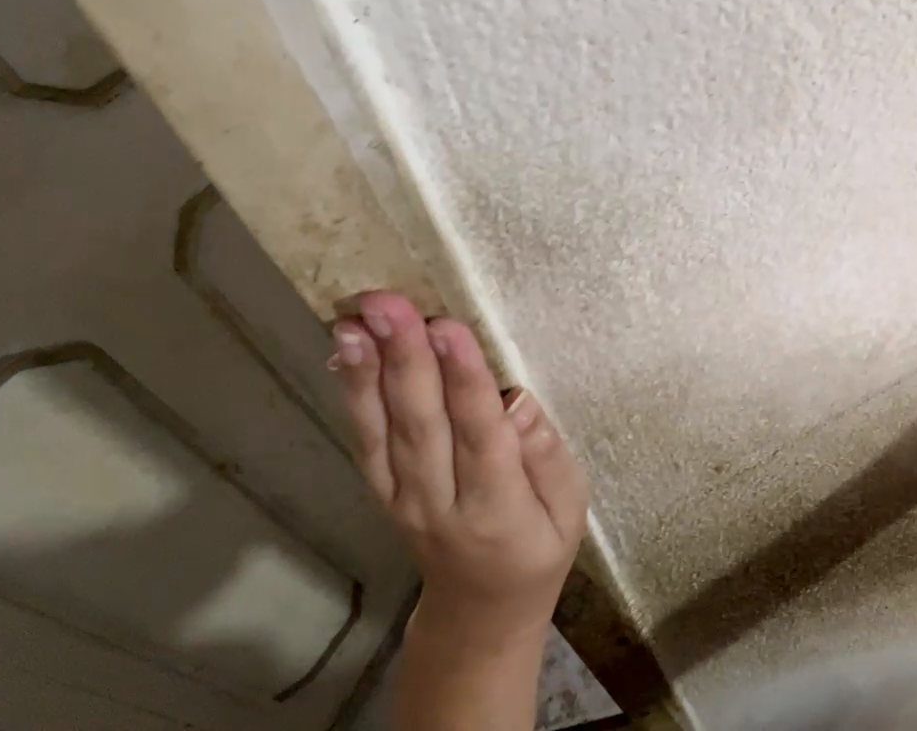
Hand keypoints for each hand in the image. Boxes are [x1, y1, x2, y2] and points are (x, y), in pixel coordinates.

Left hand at [329, 291, 588, 647]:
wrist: (479, 610)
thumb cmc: (538, 550)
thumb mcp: (570, 509)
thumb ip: (547, 455)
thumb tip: (517, 401)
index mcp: (497, 508)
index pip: (478, 435)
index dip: (462, 380)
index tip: (446, 329)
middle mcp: (439, 503)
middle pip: (420, 425)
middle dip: (404, 359)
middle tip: (388, 305)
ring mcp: (402, 499)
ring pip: (383, 431)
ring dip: (365, 371)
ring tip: (352, 322)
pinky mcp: (383, 493)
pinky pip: (367, 441)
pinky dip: (354, 395)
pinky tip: (347, 355)